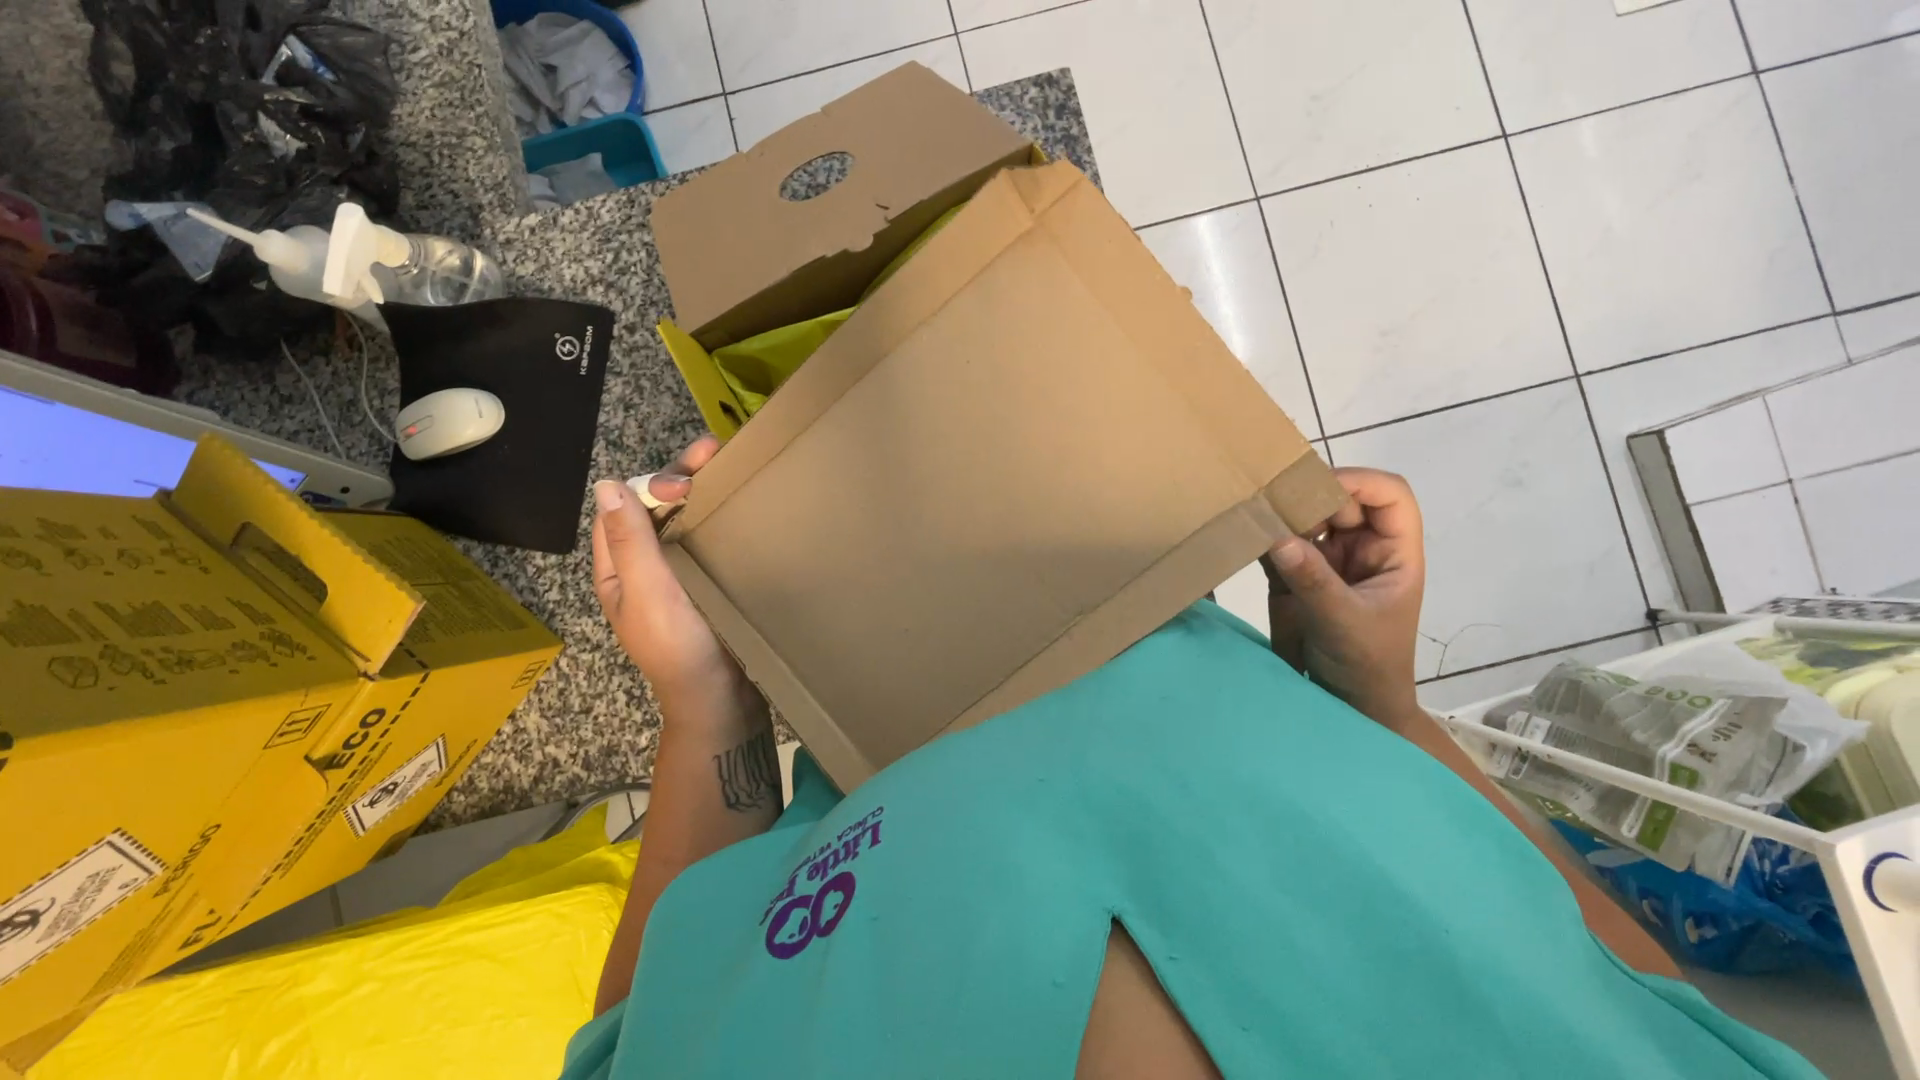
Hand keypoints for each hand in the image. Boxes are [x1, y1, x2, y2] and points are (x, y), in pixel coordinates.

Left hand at [592, 436, 760, 718]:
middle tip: (716, 451)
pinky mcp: (705, 590)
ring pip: (680, 524)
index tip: (687, 476)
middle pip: (652, 511)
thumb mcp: (649, 593)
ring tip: (730, 466)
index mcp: (617, 573)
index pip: (623, 509)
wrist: (721, 703)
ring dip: (699, 494)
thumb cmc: (680, 648)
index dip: (649, 484)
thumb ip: (629, 541)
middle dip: (679, 479)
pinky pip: (704, 544)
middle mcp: (642, 572)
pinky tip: (739, 508)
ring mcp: (675, 581)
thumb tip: (605, 485)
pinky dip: (716, 520)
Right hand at [1263, 467, 1424, 723]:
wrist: (1347, 707)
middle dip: (1308, 495)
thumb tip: (1277, 537)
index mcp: (1393, 552)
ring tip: (1252, 511)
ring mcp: (1324, 561)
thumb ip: (1314, 581)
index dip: (1358, 482)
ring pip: (1303, 518)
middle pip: (1338, 500)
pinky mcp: (1290, 577)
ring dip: (1280, 514)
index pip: (1388, 496)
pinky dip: (1258, 537)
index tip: (1317, 487)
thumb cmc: (1368, 665)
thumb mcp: (1347, 624)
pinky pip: (1275, 545)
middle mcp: (1359, 548)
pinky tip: (1240, 532)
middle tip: (1273, 501)